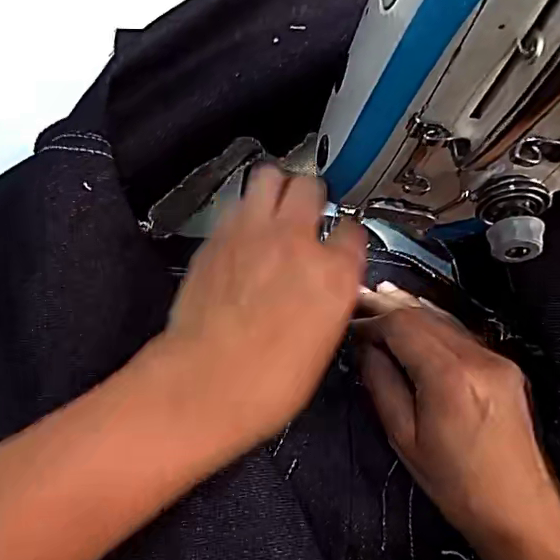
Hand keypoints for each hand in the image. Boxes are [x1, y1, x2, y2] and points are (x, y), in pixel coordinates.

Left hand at [151, 165, 366, 446]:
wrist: (206, 382)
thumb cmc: (266, 382)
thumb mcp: (321, 344)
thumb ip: (328, 300)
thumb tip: (324, 286)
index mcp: (335, 274)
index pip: (353, 231)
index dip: (346, 236)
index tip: (340, 243)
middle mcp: (298, 242)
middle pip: (311, 187)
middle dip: (311, 197)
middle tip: (307, 213)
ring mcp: (253, 233)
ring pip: (270, 177)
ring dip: (275, 189)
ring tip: (273, 208)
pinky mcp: (216, 237)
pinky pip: (235, 204)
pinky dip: (243, 211)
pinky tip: (242, 234)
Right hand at [353, 284, 559, 548]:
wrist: (520, 508)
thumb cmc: (458, 484)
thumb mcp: (404, 439)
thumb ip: (382, 385)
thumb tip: (366, 350)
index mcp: (449, 376)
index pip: (402, 325)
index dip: (372, 319)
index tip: (350, 324)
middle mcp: (478, 358)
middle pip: (424, 315)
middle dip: (388, 305)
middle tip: (359, 299)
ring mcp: (496, 359)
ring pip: (445, 319)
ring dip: (411, 308)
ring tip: (382, 297)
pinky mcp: (506, 367)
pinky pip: (462, 333)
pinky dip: (435, 322)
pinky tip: (419, 317)